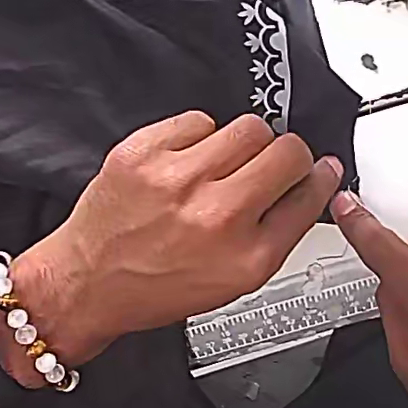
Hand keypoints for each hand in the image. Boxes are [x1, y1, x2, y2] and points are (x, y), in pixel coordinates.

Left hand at [1, 112, 340, 378]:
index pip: (308, 198)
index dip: (319, 178)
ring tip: (221, 166)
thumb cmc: (154, 287)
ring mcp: (179, 179)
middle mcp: (217, 216)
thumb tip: (304, 188)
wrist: (87, 282)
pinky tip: (187, 161)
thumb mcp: (231, 281)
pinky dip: (201, 136)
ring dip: (245, 143)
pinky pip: (200, 119)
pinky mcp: (145, 153)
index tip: (320, 169)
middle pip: (287, 153)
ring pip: (249, 128)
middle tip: (269, 165)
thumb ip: (276, 234)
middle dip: (287, 156)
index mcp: (246, 257)